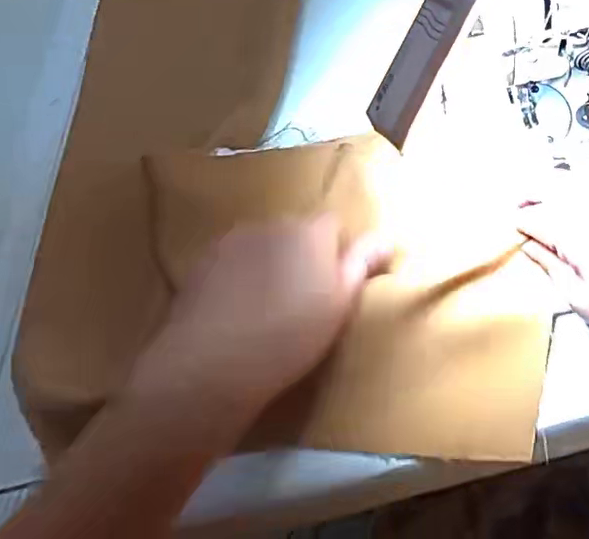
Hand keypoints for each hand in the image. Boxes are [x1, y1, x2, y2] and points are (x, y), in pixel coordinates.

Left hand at [126, 215, 391, 408]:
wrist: (209, 366)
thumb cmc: (288, 337)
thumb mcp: (340, 306)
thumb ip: (362, 264)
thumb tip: (387, 237)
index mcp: (312, 231)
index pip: (333, 224)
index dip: (336, 251)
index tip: (332, 285)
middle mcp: (275, 223)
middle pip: (296, 231)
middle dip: (300, 254)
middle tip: (299, 298)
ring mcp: (235, 239)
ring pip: (263, 244)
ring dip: (267, 262)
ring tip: (263, 306)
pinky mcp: (202, 260)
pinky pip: (231, 259)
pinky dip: (236, 275)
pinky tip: (232, 310)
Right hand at [516, 194, 588, 374]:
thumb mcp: (580, 297)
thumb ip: (549, 264)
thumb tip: (531, 247)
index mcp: (571, 225)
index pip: (530, 214)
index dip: (519, 224)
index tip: (517, 232)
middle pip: (547, 185)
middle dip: (531, 197)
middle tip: (523, 211)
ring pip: (571, 178)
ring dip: (555, 189)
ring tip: (549, 207)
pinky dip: (582, 190)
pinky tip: (582, 208)